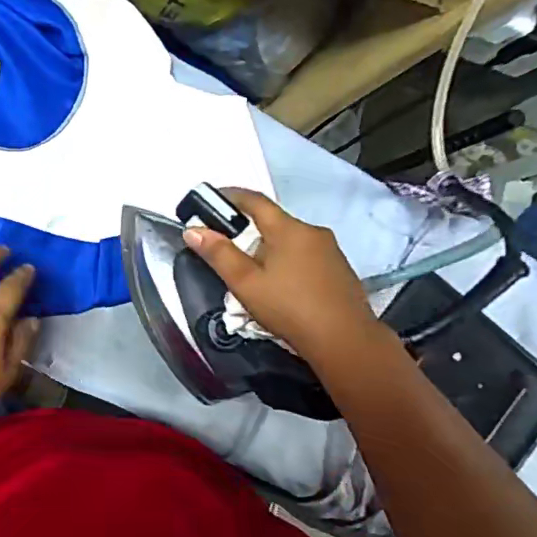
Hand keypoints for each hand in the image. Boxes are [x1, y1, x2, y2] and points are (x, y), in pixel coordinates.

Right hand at [183, 188, 380, 356]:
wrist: (343, 339)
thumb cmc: (288, 307)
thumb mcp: (245, 283)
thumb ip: (218, 254)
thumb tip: (193, 230)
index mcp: (288, 229)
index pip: (255, 201)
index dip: (230, 197)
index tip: (210, 199)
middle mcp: (313, 232)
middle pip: (274, 223)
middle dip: (248, 232)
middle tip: (228, 253)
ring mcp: (330, 250)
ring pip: (290, 241)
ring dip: (269, 250)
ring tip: (253, 277)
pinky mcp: (339, 269)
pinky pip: (305, 256)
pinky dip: (287, 263)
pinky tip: (281, 288)